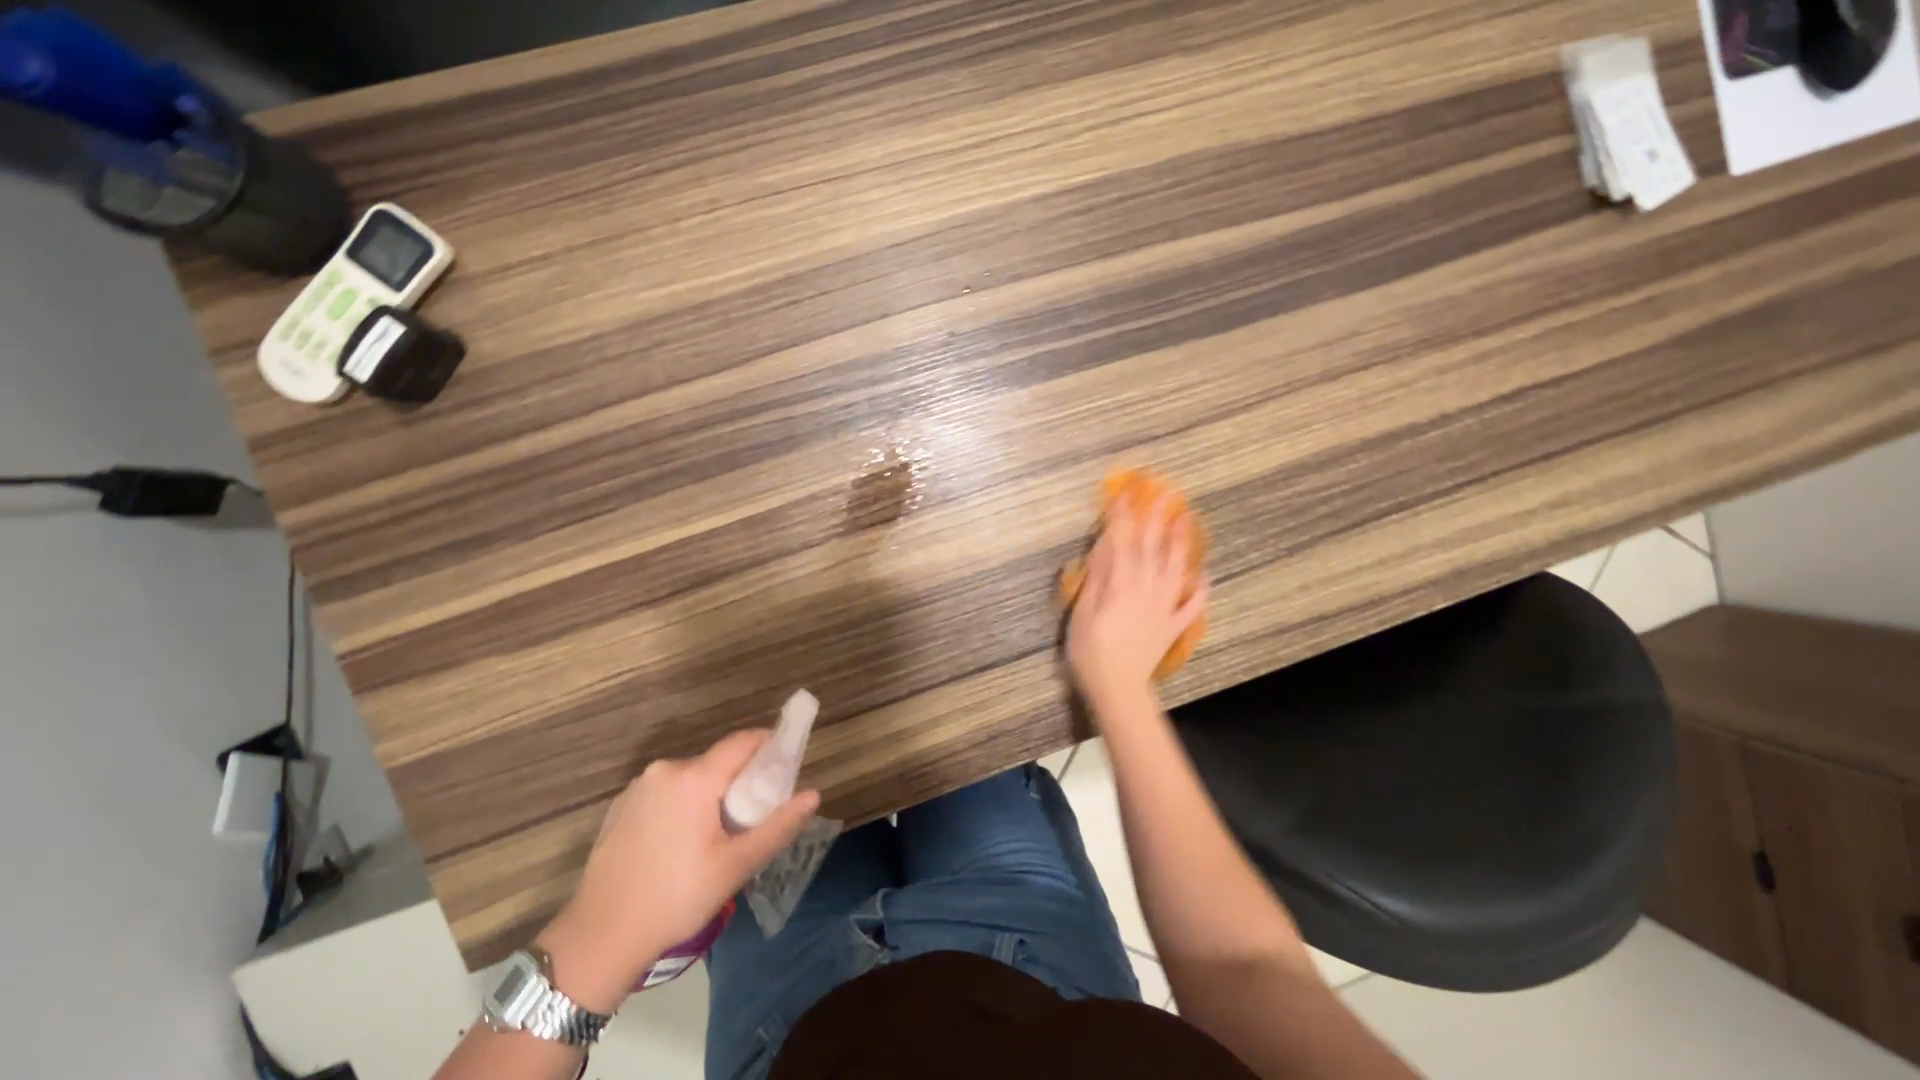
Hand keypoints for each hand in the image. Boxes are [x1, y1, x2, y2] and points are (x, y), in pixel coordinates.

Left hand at [537, 730, 820, 1009]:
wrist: (603, 934)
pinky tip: (681, 848)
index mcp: (694, 778)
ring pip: (691, 780)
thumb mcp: (737, 866)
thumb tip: (813, 795)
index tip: (786, 771)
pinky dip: (682, 808)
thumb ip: (778, 826)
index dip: (770, 747)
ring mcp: (637, 788)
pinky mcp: (620, 807)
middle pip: (717, 762)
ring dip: (710, 798)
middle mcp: (664, 771)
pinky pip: (666, 794)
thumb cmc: (678, 898)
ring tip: (716, 842)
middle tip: (753, 822)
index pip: (743, 741)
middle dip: (740, 783)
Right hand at [1067, 493, 1208, 710]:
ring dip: (1182, 542)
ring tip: (1187, 520)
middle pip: (1153, 547)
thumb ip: (1097, 577)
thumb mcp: (1083, 611)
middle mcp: (1146, 588)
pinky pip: (1191, 604)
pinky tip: (1204, 576)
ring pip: (1177, 568)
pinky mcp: (1173, 625)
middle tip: (1165, 492)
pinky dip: (1199, 589)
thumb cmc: (1091, 650)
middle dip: (1158, 518)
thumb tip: (1105, 546)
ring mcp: (1164, 606)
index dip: (1124, 514)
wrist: (1119, 687)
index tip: (1127, 491)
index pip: (1123, 540)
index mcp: (1121, 582)